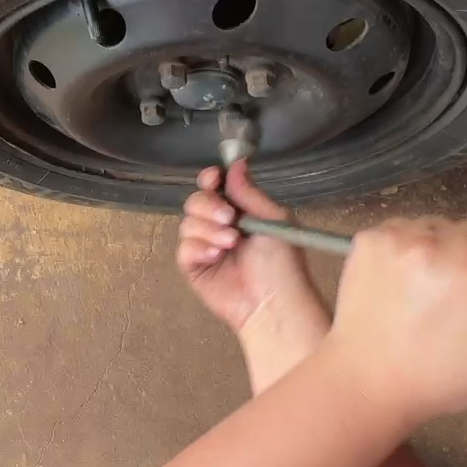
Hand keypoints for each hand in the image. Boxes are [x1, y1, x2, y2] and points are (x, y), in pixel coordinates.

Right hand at [176, 161, 327, 346]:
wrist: (273, 302)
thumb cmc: (282, 263)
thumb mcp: (272, 220)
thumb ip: (249, 193)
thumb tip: (236, 164)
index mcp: (240, 212)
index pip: (215, 187)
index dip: (209, 179)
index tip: (213, 178)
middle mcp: (219, 226)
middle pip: (196, 201)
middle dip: (209, 206)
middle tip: (229, 219)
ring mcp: (205, 247)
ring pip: (187, 223)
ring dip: (209, 230)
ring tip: (231, 244)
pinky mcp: (194, 268)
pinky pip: (184, 248)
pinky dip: (199, 248)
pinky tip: (216, 256)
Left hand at [320, 217, 466, 427]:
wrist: (367, 380)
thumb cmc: (447, 377)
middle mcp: (444, 248)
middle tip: (462, 303)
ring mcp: (402, 239)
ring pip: (447, 228)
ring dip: (446, 252)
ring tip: (429, 296)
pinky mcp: (370, 237)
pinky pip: (410, 228)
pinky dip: (413, 250)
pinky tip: (405, 286)